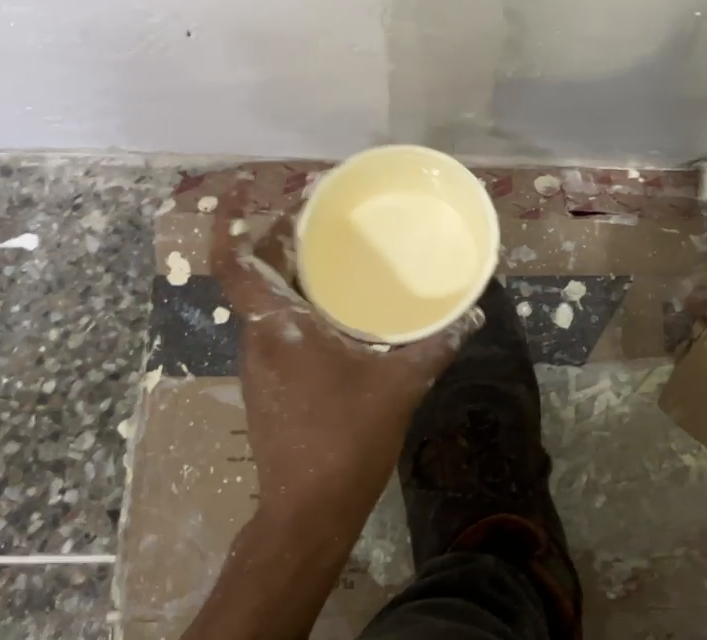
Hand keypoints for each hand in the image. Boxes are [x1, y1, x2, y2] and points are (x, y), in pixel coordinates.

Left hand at [213, 179, 481, 525]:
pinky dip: (296, 306)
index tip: (248, 193)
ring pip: (264, 303)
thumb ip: (436, 346)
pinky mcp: (270, 386)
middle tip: (317, 215)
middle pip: (253, 275)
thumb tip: (472, 316)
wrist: (307, 512)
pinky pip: (276, 328)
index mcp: (277, 327)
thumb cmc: (345, 439)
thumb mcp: (400, 386)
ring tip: (330, 253)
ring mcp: (260, 365)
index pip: (236, 264)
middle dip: (278, 240)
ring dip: (288, 274)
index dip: (234, 225)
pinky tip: (335, 311)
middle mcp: (259, 339)